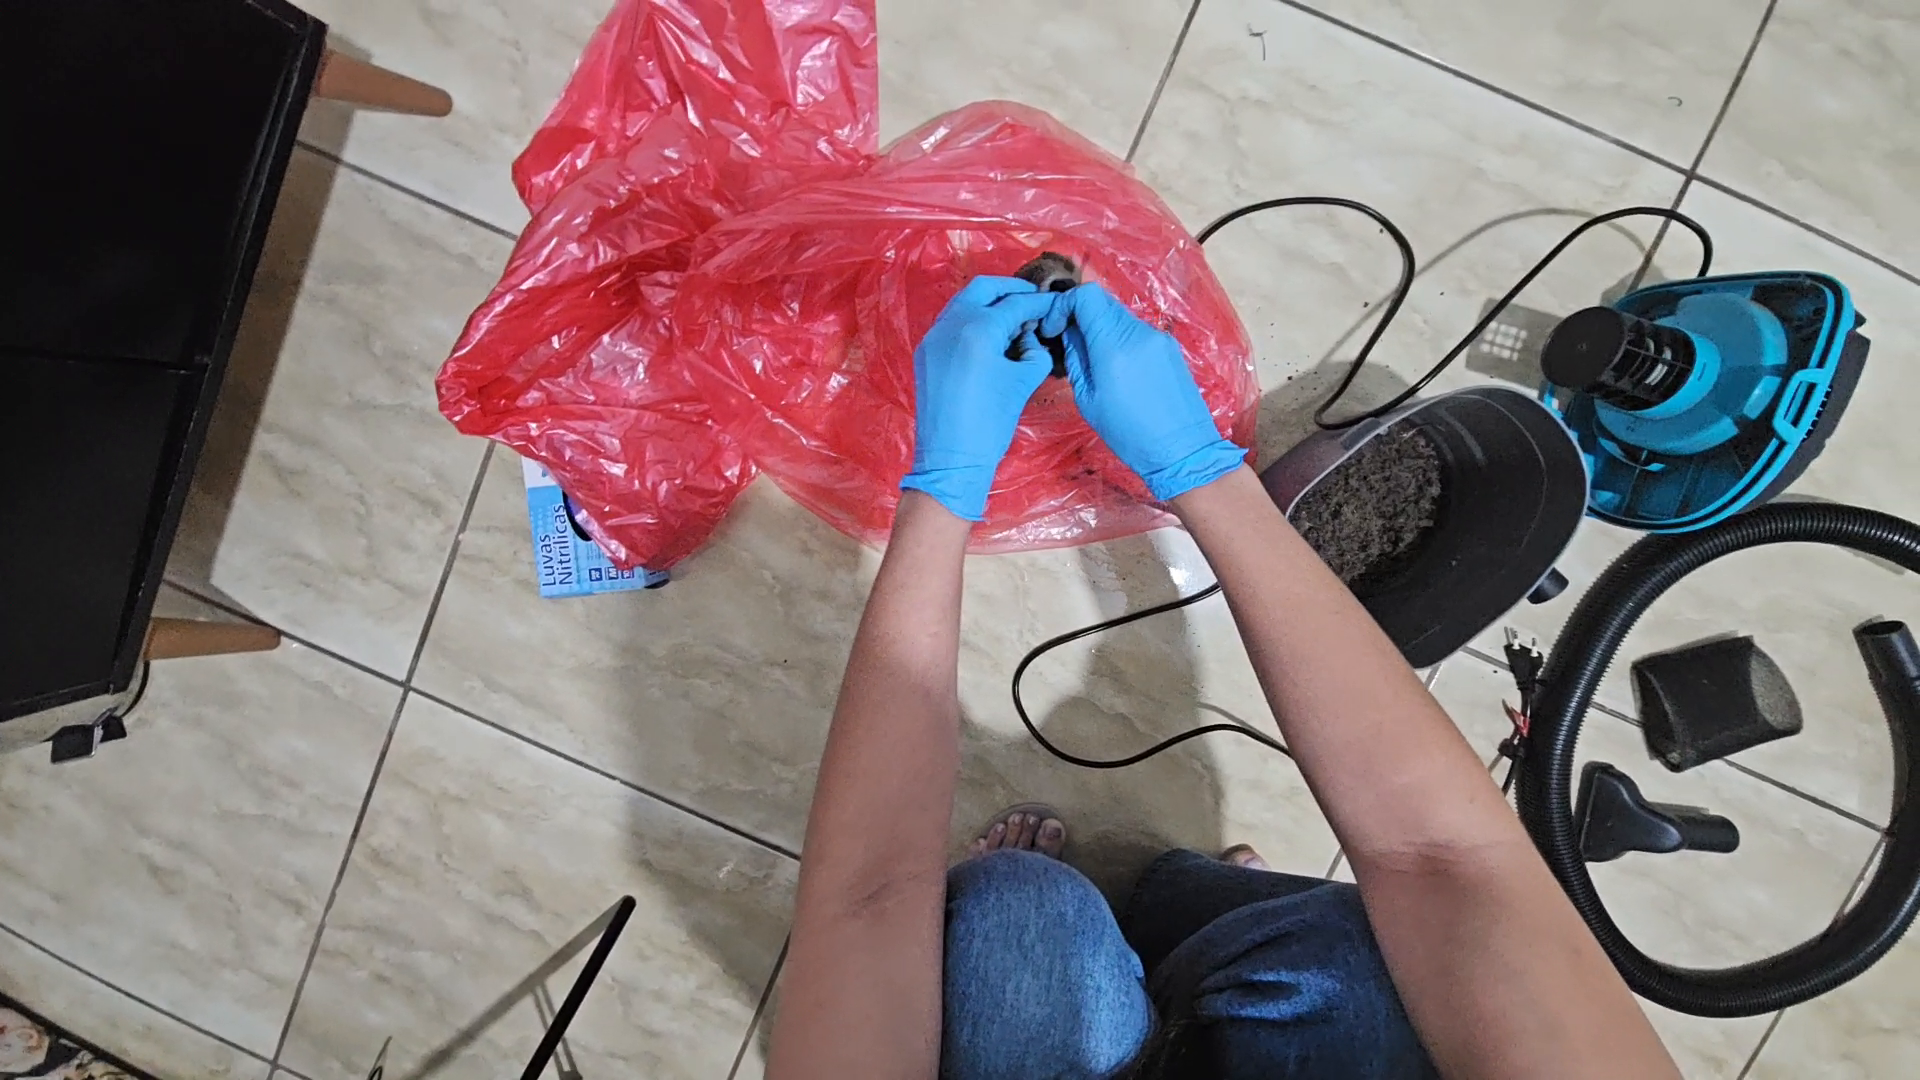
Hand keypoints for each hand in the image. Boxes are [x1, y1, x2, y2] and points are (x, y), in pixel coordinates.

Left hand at [901, 276, 1060, 520]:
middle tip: (1032, 300)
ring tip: (1013, 320)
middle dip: (1010, 290)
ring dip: (989, 304)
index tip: (1054, 304)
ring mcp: (933, 338)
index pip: (1015, 304)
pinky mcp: (926, 354)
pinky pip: (951, 325)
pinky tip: (989, 338)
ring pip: (963, 304)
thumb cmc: (991, 423)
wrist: (951, 459)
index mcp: (977, 329)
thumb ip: (1034, 351)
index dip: (1038, 303)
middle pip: (983, 289)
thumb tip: (1030, 338)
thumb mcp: (1023, 382)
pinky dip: (972, 322)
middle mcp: (950, 325)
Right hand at [1046, 283, 1244, 500]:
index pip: (1086, 295)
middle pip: (1102, 301)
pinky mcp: (1169, 346)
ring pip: (1118, 315)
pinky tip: (1115, 366)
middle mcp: (1139, 332)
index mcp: (1114, 345)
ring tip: (1090, 358)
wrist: (1182, 449)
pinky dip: (1117, 337)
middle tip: (1066, 340)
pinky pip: (1135, 330)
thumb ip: (1076, 358)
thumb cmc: (1129, 434)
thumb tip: (1068, 333)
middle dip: (1078, 314)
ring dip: (1098, 327)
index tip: (1053, 328)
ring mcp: (1158, 337)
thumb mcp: (1088, 400)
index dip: (1063, 305)